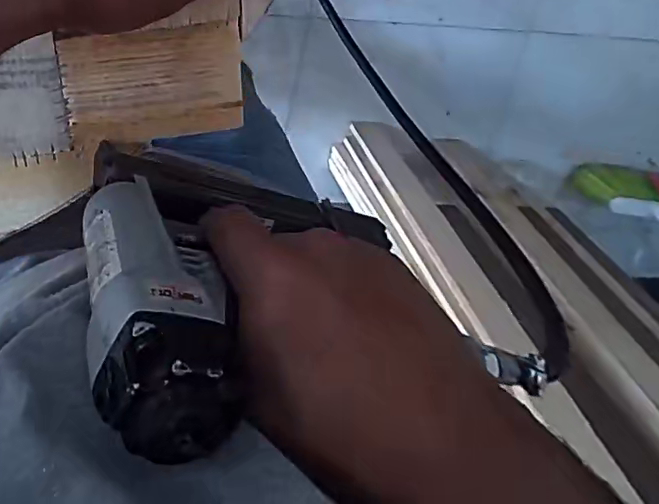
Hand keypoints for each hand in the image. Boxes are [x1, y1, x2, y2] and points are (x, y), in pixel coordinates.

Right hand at [203, 207, 609, 501]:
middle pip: (272, 242)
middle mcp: (316, 246)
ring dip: (307, 280)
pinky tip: (365, 331)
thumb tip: (235, 324)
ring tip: (326, 332)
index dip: (210, 234)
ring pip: (314, 253)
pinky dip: (344, 286)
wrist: (448, 438)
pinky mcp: (396, 264)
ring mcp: (361, 250)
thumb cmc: (343, 428)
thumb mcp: (265, 401)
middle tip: (273, 324)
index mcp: (274, 274)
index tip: (209, 261)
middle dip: (264, 274)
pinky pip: (351, 264)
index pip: (225, 220)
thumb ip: (240, 344)